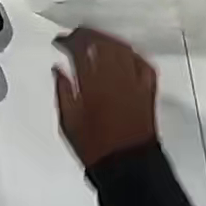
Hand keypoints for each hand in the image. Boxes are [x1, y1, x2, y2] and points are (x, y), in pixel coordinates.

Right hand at [52, 28, 158, 168]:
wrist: (129, 170)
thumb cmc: (97, 150)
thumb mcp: (68, 122)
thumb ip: (62, 91)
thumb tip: (58, 70)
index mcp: (92, 84)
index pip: (79, 49)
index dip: (67, 40)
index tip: (60, 42)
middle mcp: (114, 79)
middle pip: (101, 42)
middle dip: (86, 34)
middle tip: (75, 35)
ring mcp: (133, 84)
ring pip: (121, 48)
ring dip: (107, 39)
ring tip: (96, 39)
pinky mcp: (148, 92)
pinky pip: (143, 64)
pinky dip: (132, 55)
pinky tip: (125, 53)